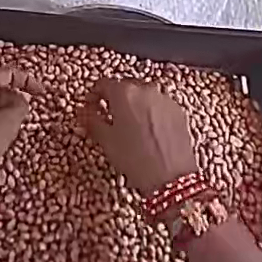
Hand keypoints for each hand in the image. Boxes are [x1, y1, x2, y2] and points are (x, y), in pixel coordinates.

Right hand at [87, 78, 197, 195]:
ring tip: (128, 127)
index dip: (93, 95)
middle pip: (124, 87)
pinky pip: (159, 105)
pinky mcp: (178, 111)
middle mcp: (146, 90)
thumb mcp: (106, 140)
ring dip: (134, 106)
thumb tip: (83, 111)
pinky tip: (147, 132)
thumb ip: (91, 119)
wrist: (171, 177)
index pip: (103, 84)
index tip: (90, 105)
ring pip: (143, 96)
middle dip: (114, 100)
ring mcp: (164, 99)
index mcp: (124, 93)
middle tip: (107, 118)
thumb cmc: (137, 160)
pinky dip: (151, 113)